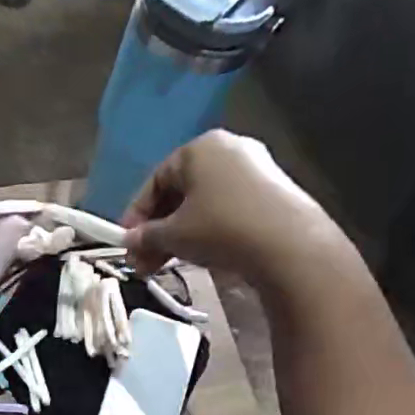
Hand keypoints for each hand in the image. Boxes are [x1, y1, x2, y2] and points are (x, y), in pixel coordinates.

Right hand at [121, 131, 336, 281]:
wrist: (287, 244)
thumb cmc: (221, 228)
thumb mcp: (175, 235)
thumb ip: (147, 237)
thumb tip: (130, 242)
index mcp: (199, 148)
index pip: (156, 180)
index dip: (137, 214)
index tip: (126, 242)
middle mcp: (226, 149)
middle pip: (180, 192)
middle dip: (157, 230)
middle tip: (142, 262)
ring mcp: (252, 169)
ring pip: (202, 203)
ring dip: (178, 235)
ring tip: (163, 266)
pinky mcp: (268, 193)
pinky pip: (224, 209)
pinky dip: (204, 230)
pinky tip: (196, 255)